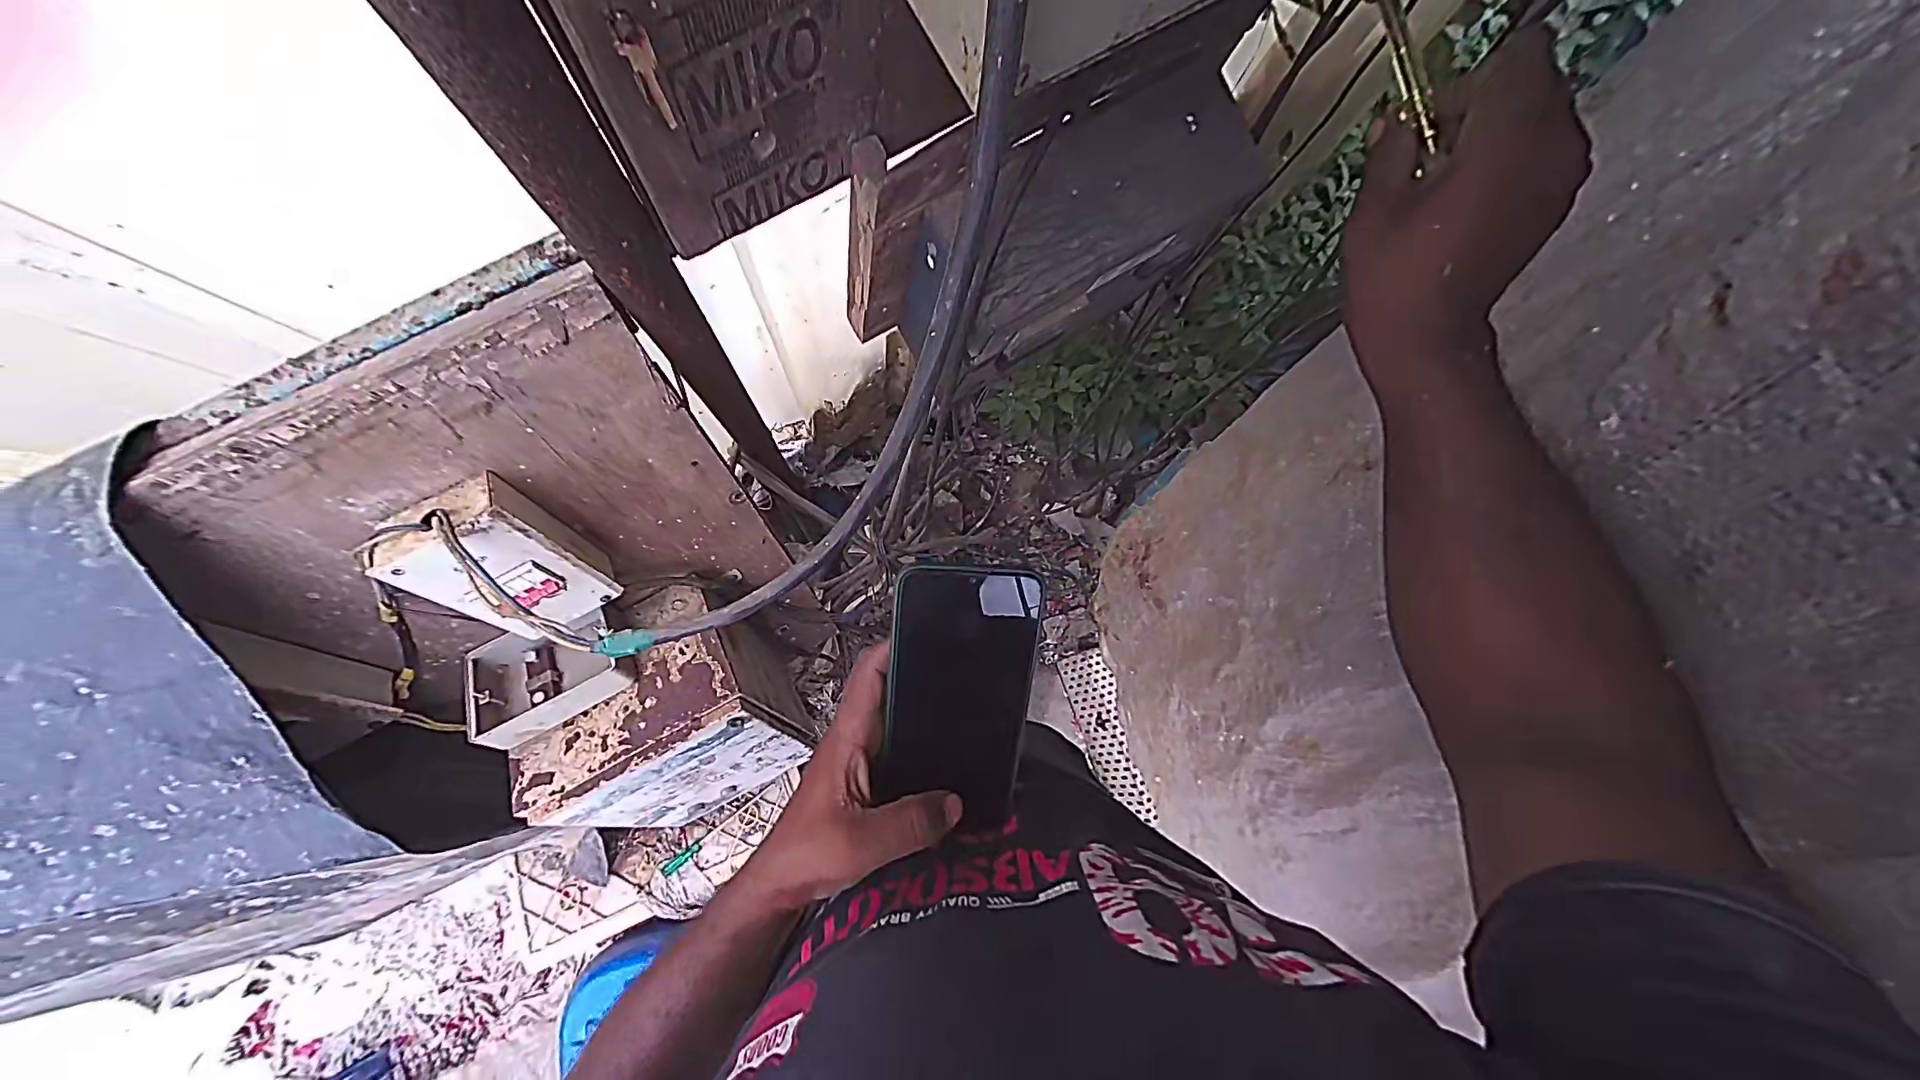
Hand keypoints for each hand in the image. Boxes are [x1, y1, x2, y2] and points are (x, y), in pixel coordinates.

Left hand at [732, 644, 960, 911]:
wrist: (779, 887)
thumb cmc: (802, 857)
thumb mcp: (862, 843)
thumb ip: (912, 823)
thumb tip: (955, 803)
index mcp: (846, 739)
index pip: (869, 675)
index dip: (894, 647)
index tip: (925, 632)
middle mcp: (853, 743)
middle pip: (889, 693)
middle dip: (921, 679)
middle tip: (962, 673)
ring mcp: (860, 763)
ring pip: (897, 727)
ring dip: (924, 719)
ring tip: (965, 715)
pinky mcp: (866, 786)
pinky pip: (900, 758)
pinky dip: (924, 756)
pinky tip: (949, 771)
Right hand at [1342, 21, 1590, 359]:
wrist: (1425, 339)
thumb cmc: (1391, 277)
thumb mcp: (1374, 209)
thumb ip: (1393, 149)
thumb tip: (1400, 117)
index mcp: (1506, 139)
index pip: (1519, 58)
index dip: (1470, 80)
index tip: (1430, 120)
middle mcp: (1552, 146)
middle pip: (1534, 83)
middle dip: (1485, 102)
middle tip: (1431, 151)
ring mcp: (1563, 175)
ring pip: (1541, 115)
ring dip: (1497, 132)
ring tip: (1447, 179)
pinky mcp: (1557, 201)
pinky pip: (1544, 151)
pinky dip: (1511, 159)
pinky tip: (1467, 199)